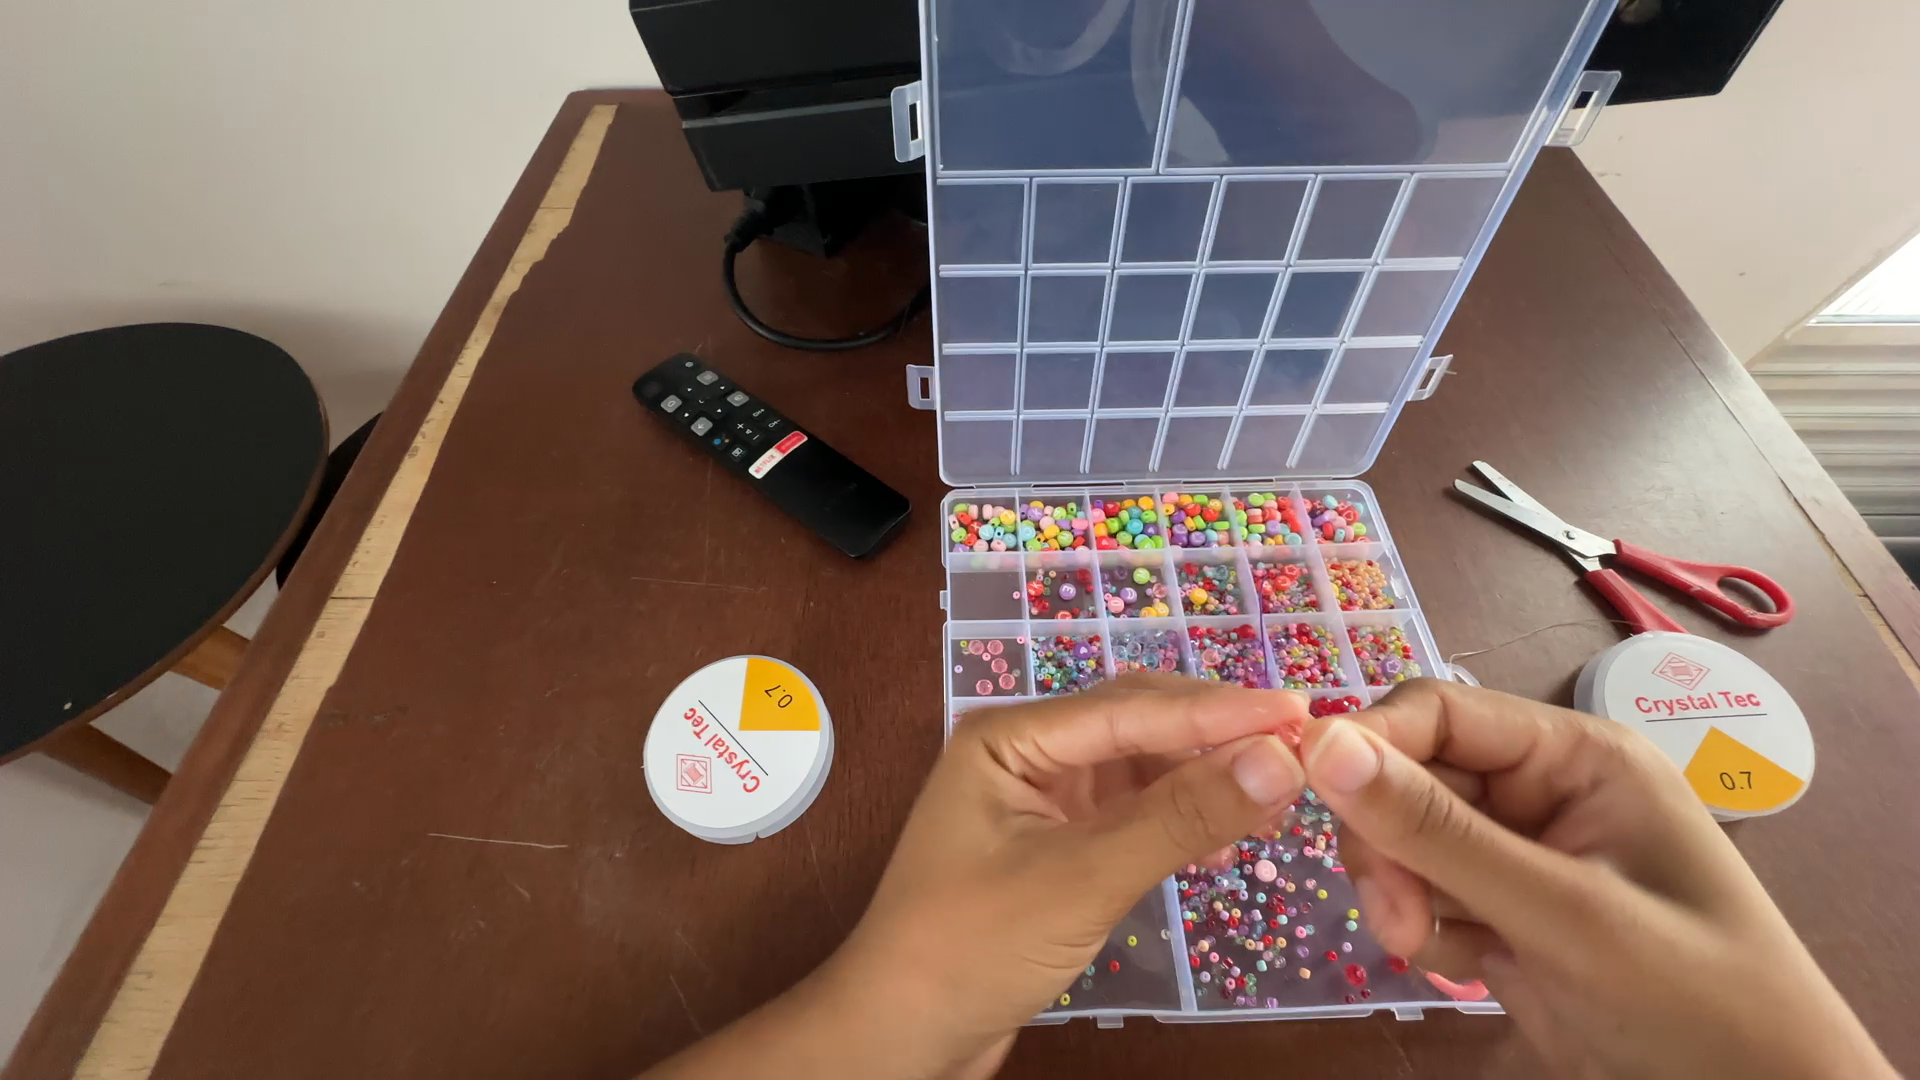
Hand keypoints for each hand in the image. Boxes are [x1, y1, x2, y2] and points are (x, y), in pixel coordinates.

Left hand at [832, 674, 1308, 1076]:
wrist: (903, 1031)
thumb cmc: (972, 944)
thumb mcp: (1079, 879)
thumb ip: (1177, 819)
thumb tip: (1278, 760)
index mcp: (1010, 735)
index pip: (1127, 707)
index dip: (1216, 709)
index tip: (1299, 710)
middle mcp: (1027, 749)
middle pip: (1133, 722)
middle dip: (1213, 731)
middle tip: (1302, 740)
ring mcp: (1043, 792)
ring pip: (1138, 763)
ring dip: (1202, 770)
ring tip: (1278, 781)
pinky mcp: (1059, 835)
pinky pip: (1130, 806)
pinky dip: (1178, 810)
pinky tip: (1226, 820)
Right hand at [1299, 678, 1894, 1079]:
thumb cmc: (1697, 1010)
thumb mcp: (1562, 915)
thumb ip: (1435, 829)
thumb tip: (1316, 743)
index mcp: (1571, 754)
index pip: (1436, 711)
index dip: (1368, 739)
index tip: (1315, 790)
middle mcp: (1533, 784)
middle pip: (1405, 773)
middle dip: (1387, 842)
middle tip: (1393, 916)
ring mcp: (1509, 841)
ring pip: (1397, 828)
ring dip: (1396, 886)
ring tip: (1425, 947)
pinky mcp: (1490, 893)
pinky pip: (1414, 878)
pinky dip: (1419, 919)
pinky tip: (1464, 961)